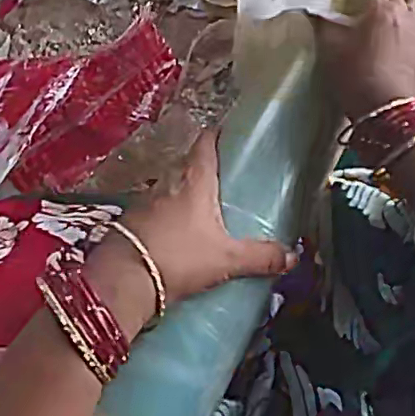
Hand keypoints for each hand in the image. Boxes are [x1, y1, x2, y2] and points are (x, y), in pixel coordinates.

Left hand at [90, 129, 294, 330]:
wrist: (122, 281)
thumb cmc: (178, 258)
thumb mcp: (225, 259)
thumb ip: (260, 257)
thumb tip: (293, 256)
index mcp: (195, 180)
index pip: (206, 142)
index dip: (217, 134)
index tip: (230, 134)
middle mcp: (168, 182)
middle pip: (189, 163)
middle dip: (205, 166)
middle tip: (225, 177)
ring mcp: (146, 200)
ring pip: (170, 186)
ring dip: (184, 190)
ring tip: (203, 205)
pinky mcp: (131, 221)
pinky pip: (154, 207)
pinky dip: (167, 212)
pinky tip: (177, 230)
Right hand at [313, 0, 414, 118]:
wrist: (390, 110)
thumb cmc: (357, 76)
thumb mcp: (331, 50)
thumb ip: (325, 25)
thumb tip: (319, 12)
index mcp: (380, 7)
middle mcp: (403, 12)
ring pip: (412, 4)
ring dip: (401, 1)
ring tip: (389, 7)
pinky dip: (409, 20)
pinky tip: (402, 30)